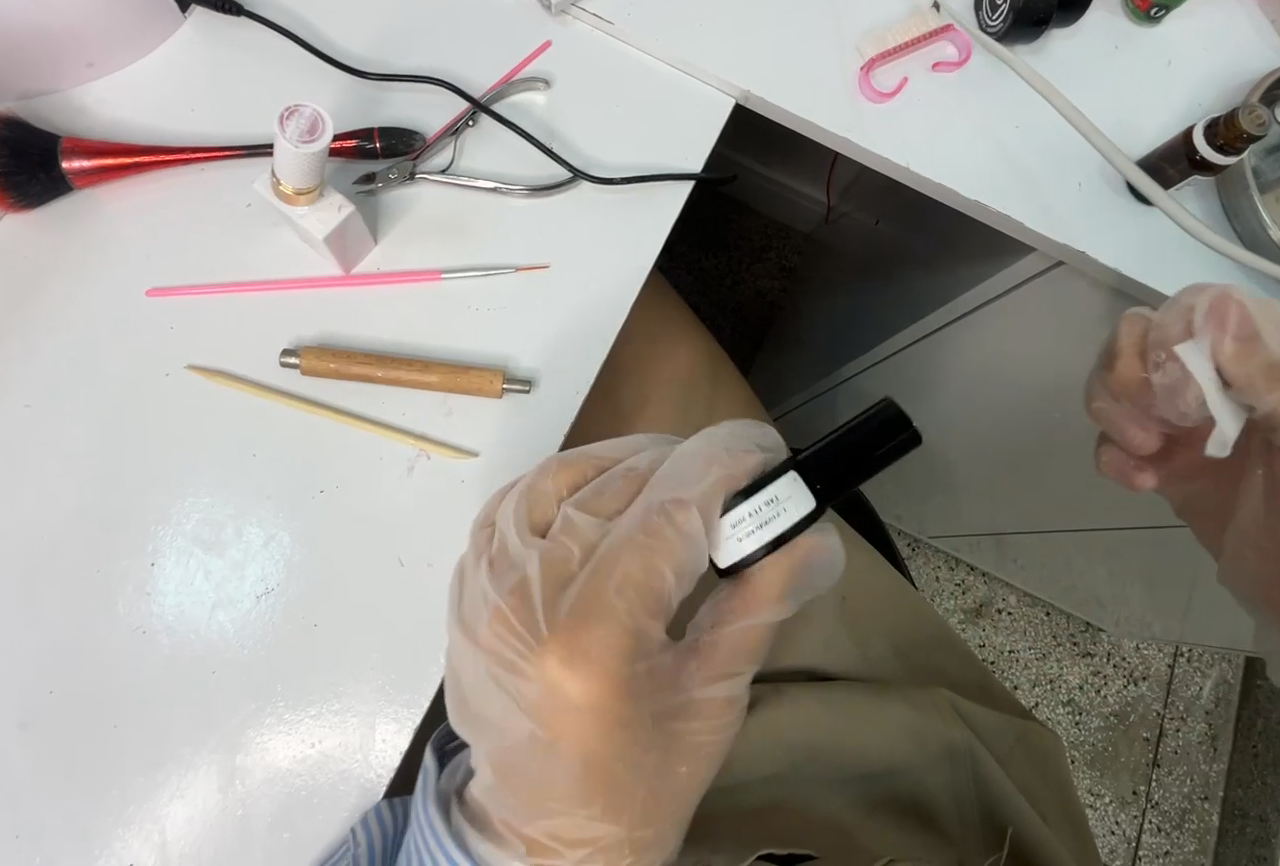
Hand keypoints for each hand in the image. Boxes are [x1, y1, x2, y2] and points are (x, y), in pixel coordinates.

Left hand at [444, 421, 844, 865]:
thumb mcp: (714, 696)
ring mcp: (484, 584)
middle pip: (620, 483)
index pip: (669, 510)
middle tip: (733, 479)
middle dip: (689, 464)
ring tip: (674, 476)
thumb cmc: (637, 781)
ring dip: (628, 462)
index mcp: (597, 634)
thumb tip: (815, 533)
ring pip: (563, 475)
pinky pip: (515, 498)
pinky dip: (567, 480)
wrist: (537, 834)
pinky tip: (602, 490)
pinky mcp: (465, 583)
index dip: (724, 464)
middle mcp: (528, 594)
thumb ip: (762, 599)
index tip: (763, 451)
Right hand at [1084, 284, 1279, 746]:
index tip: (1182, 394)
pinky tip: (1139, 484)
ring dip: (1111, 409)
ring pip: (1118, 382)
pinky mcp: (1173, 472)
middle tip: (1156, 426)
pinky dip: (1109, 454)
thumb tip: (1208, 312)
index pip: (1203, 308)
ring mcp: (1199, 427)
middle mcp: (1234, 381)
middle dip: (1129, 373)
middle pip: (1144, 337)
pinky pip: (1113, 442)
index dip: (1173, 338)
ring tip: (1143, 454)